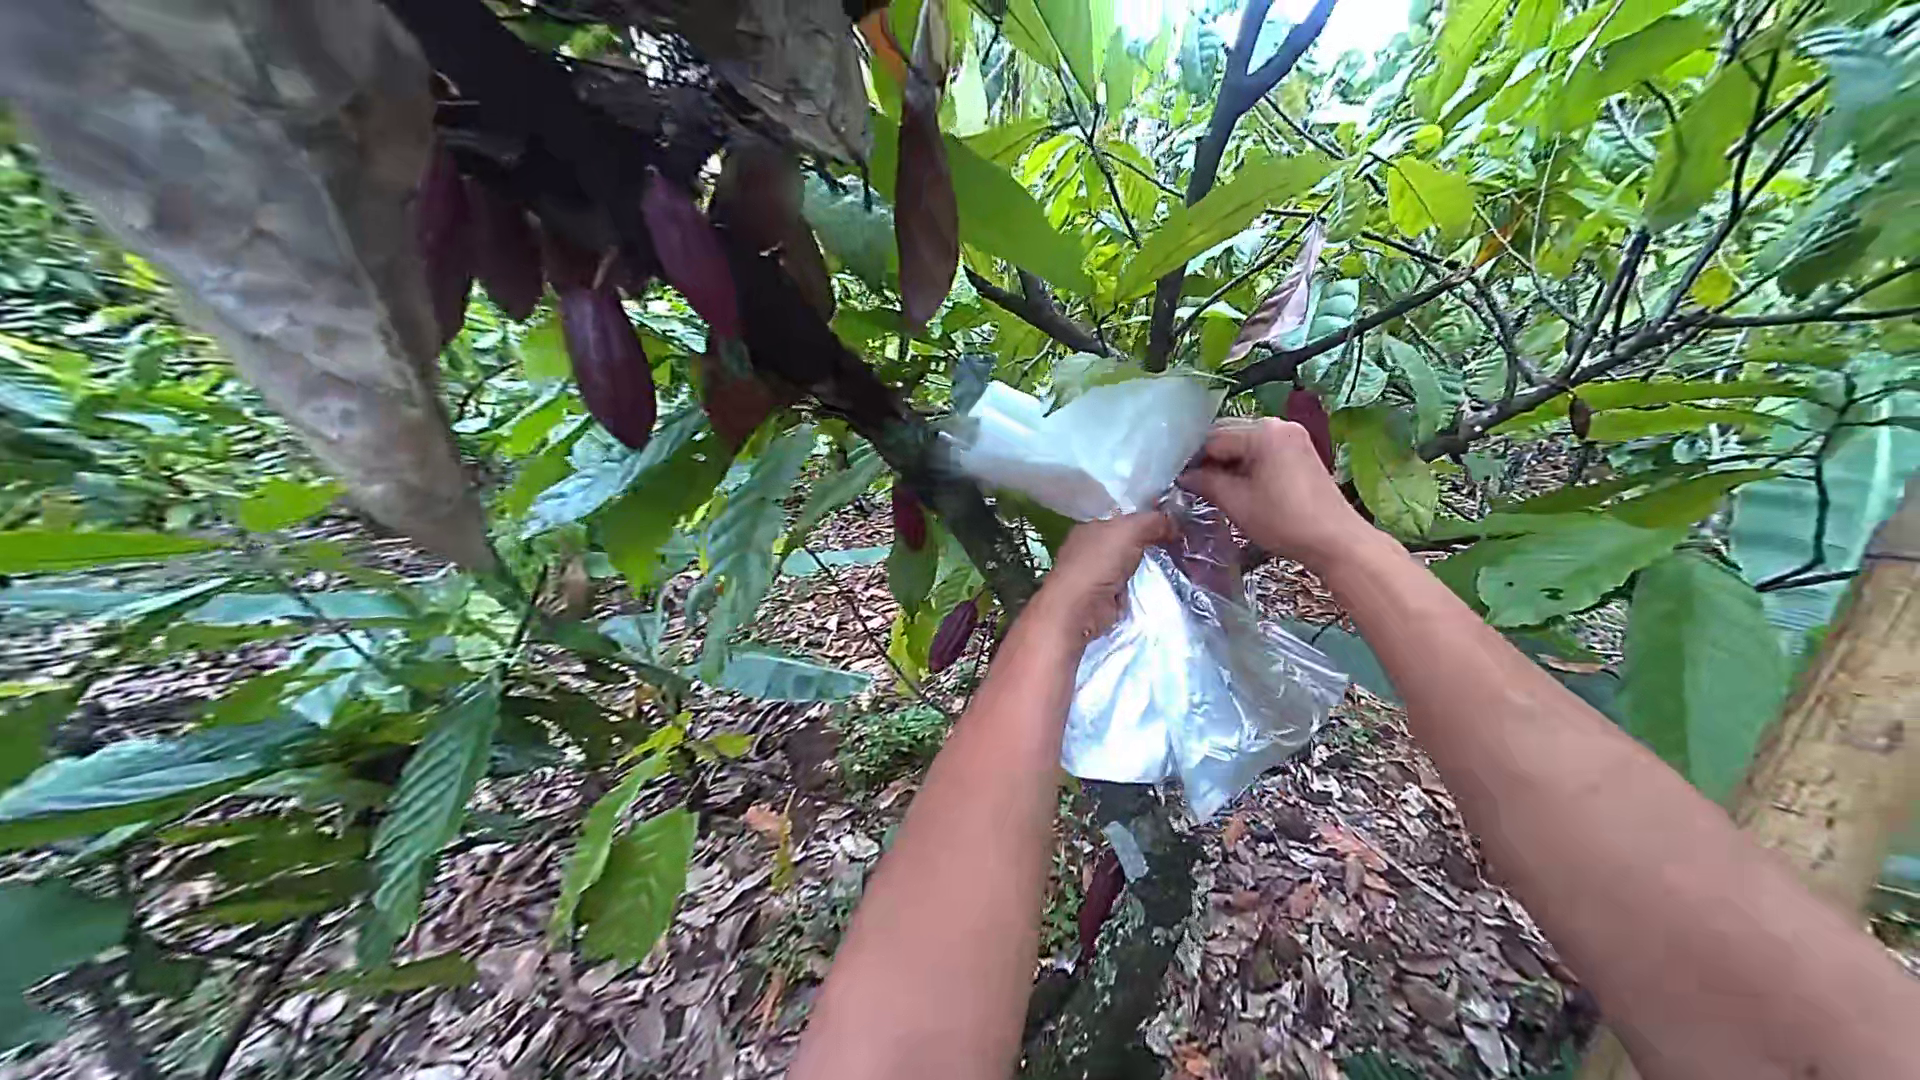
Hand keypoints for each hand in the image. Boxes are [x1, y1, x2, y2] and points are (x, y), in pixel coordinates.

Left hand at [1029, 511, 1175, 640]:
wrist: (1078, 609)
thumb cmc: (1098, 563)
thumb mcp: (1128, 531)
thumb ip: (1151, 522)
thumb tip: (1173, 521)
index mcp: (1091, 528)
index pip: (1124, 520)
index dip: (1149, 520)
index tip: (1177, 525)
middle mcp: (1091, 549)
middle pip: (1129, 543)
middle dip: (1153, 544)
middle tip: (1183, 546)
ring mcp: (1097, 575)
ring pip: (1132, 565)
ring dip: (1151, 567)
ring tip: (1181, 565)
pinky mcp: (1105, 598)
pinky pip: (1132, 586)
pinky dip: (1144, 586)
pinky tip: (1164, 585)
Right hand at [1178, 418, 1373, 570]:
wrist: (1335, 540)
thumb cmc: (1283, 521)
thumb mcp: (1236, 502)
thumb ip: (1205, 482)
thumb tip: (1183, 476)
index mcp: (1262, 432)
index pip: (1211, 438)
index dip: (1190, 459)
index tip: (1175, 478)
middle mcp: (1278, 425)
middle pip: (1228, 435)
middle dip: (1207, 458)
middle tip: (1189, 482)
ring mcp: (1291, 436)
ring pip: (1243, 442)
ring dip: (1225, 461)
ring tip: (1209, 485)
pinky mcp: (1298, 450)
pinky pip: (1260, 449)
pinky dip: (1244, 463)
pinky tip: (1233, 483)